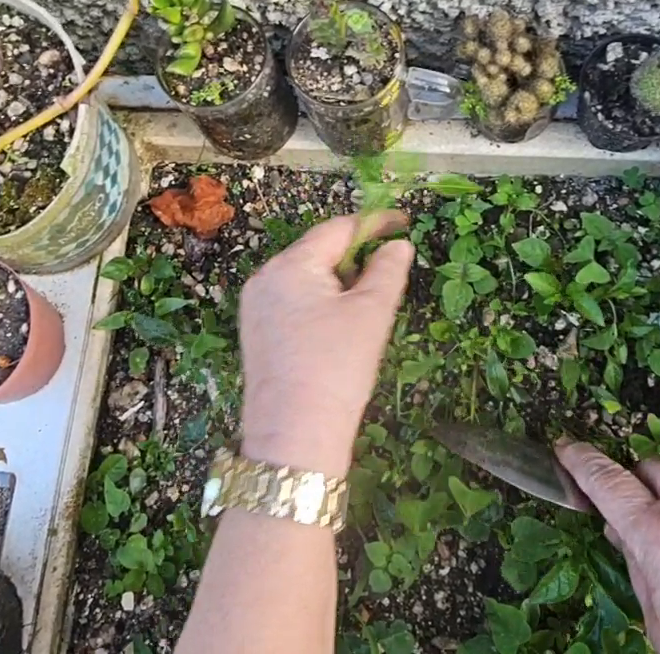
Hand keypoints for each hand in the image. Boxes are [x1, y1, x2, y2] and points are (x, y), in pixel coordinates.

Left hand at [237, 212, 412, 476]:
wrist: (294, 437)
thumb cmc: (337, 368)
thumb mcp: (371, 314)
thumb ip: (388, 270)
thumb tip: (398, 244)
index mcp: (290, 265)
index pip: (337, 229)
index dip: (374, 224)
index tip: (404, 223)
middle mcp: (265, 277)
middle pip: (318, 251)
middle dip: (355, 257)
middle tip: (388, 273)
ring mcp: (255, 305)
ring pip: (306, 276)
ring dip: (338, 281)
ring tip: (365, 308)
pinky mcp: (255, 330)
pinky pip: (293, 299)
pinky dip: (319, 301)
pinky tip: (337, 328)